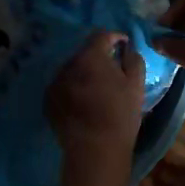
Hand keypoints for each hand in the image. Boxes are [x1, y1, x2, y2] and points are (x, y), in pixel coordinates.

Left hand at [46, 32, 145, 178]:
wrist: (95, 150)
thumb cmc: (120, 115)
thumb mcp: (136, 85)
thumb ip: (133, 59)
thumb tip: (127, 49)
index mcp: (91, 56)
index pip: (101, 35)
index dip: (114, 37)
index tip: (123, 45)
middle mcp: (68, 64)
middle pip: (85, 53)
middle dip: (98, 58)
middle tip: (111, 72)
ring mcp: (55, 82)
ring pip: (72, 70)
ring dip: (83, 73)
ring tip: (96, 90)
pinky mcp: (48, 99)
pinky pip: (63, 86)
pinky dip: (72, 88)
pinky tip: (82, 104)